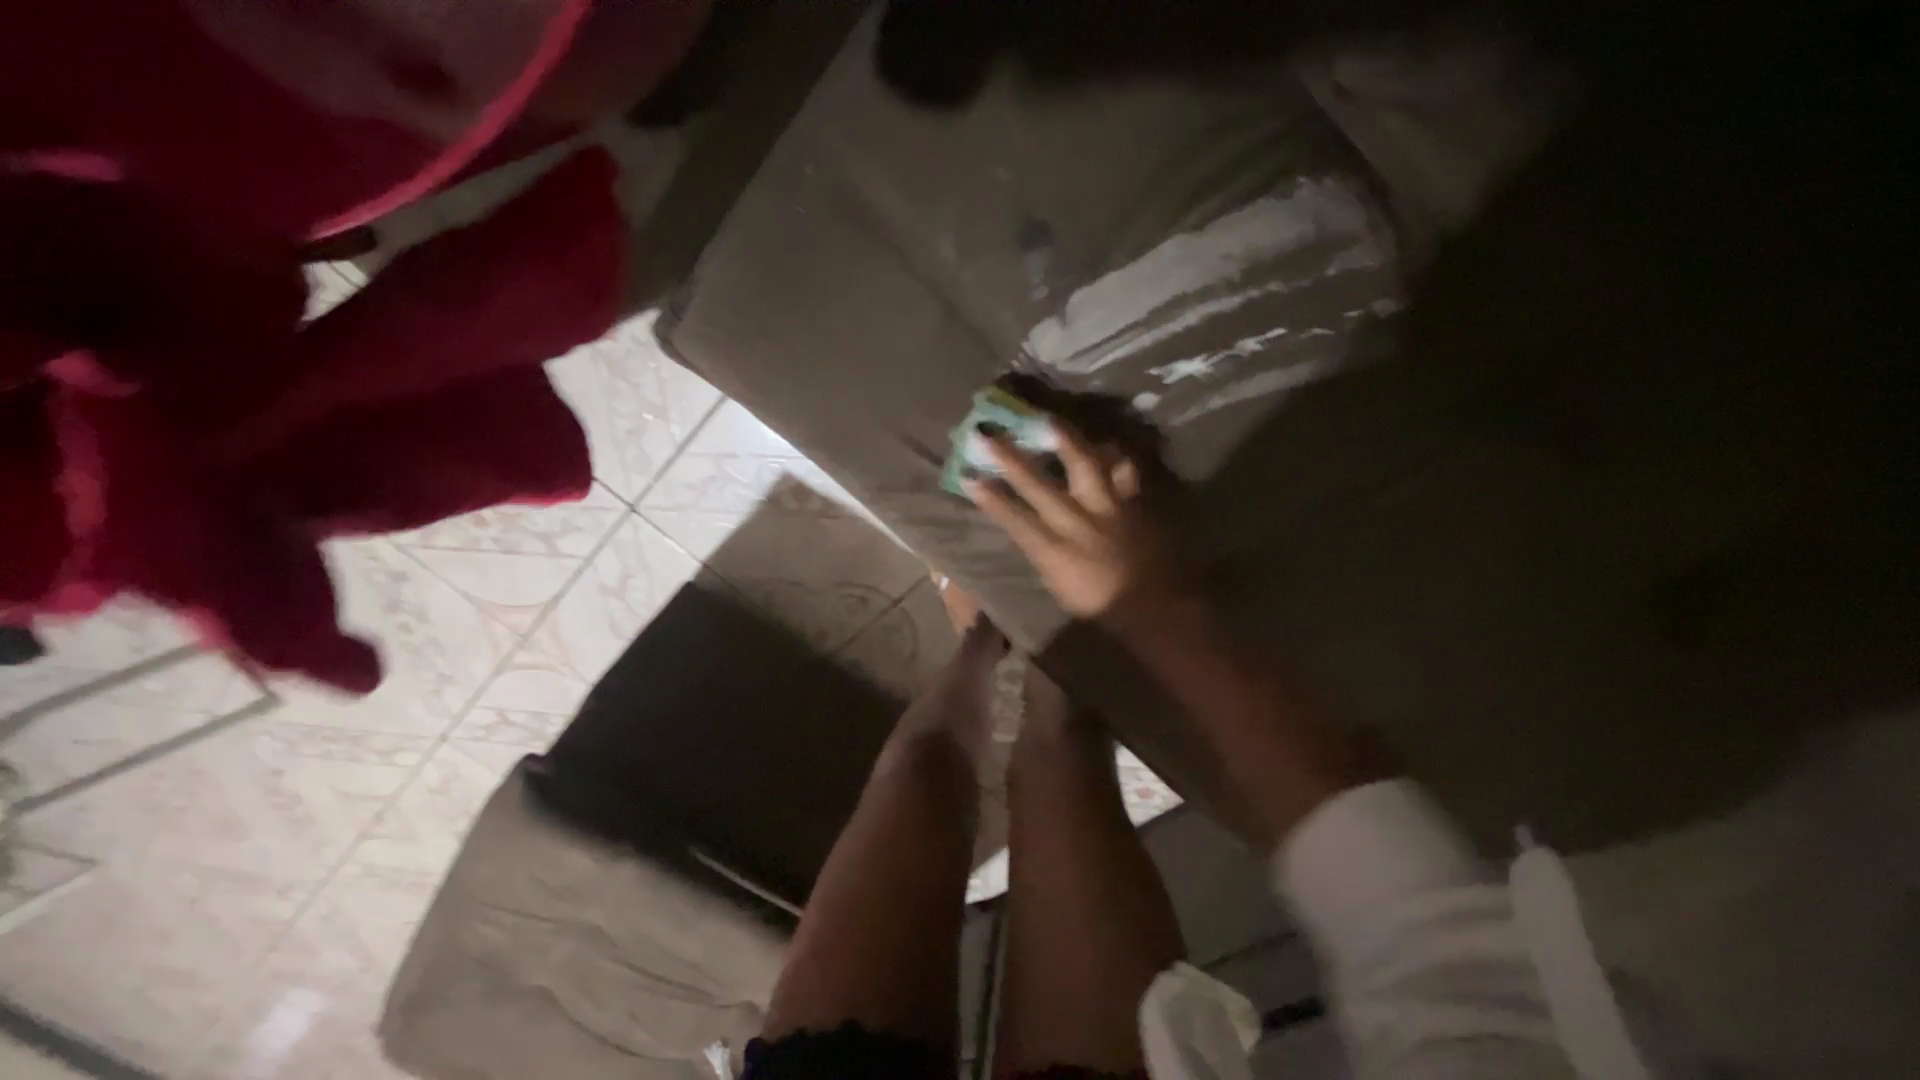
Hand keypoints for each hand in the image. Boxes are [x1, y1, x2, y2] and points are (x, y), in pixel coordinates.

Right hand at [963, 421, 1179, 617]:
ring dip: (1065, 440)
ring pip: (1084, 465)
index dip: (989, 496)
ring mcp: (1106, 508)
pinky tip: (1106, 444)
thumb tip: (1027, 526)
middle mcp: (1076, 522)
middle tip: (986, 431)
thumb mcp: (1056, 582)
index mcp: (1052, 549)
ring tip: (1049, 420)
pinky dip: (1113, 457)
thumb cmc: (1096, 603)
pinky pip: (1123, 471)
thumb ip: (1041, 550)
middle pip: (1037, 483)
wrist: (1151, 606)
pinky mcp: (1133, 503)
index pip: (1013, 517)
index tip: (967, 476)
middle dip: (1008, 456)